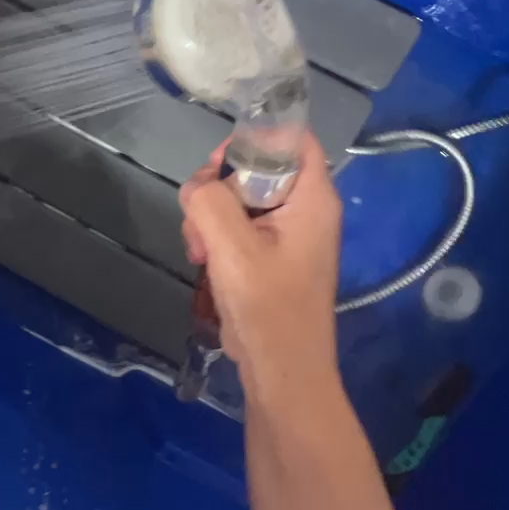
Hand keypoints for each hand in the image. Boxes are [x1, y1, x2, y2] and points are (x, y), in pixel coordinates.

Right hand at [180, 134, 342, 393]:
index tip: (218, 164)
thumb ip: (210, 203)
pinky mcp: (267, 255)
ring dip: (208, 216)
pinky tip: (204, 259)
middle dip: (217, 186)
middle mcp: (303, 209)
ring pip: (237, 198)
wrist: (280, 371)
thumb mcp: (233, 248)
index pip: (293, 139)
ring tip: (201, 250)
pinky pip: (234, 225)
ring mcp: (284, 234)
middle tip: (199, 214)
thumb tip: (196, 187)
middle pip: (255, 167)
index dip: (255, 138)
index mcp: (311, 199)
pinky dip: (213, 236)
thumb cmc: (268, 308)